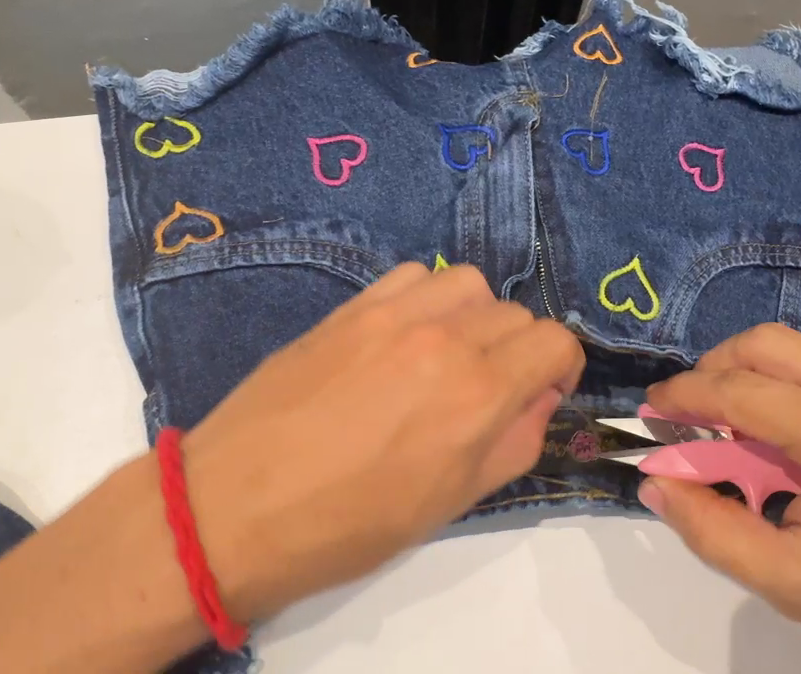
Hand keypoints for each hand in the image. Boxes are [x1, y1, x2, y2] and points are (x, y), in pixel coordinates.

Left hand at [183, 263, 583, 621]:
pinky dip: (428, 296)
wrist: (237, 507)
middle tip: (490, 387)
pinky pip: (414, 275)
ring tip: (450, 351)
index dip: (563, 366)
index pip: (555, 341)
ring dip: (477, 314)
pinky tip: (407, 332)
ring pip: (469, 282)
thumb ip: (515, 441)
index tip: (543, 390)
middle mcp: (445, 339)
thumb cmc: (349, 524)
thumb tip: (539, 396)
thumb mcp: (452, 503)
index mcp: (478, 394)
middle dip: (519, 350)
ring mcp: (395, 314)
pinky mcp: (353, 306)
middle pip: (516, 314)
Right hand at [641, 326, 800, 673]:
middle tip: (691, 413)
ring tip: (738, 430)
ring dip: (752, 375)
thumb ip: (714, 532)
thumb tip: (656, 481)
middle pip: (766, 344)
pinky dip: (790, 385)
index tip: (652, 409)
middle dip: (715, 368)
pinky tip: (791, 435)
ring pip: (796, 348)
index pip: (741, 392)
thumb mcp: (796, 584)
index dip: (686, 396)